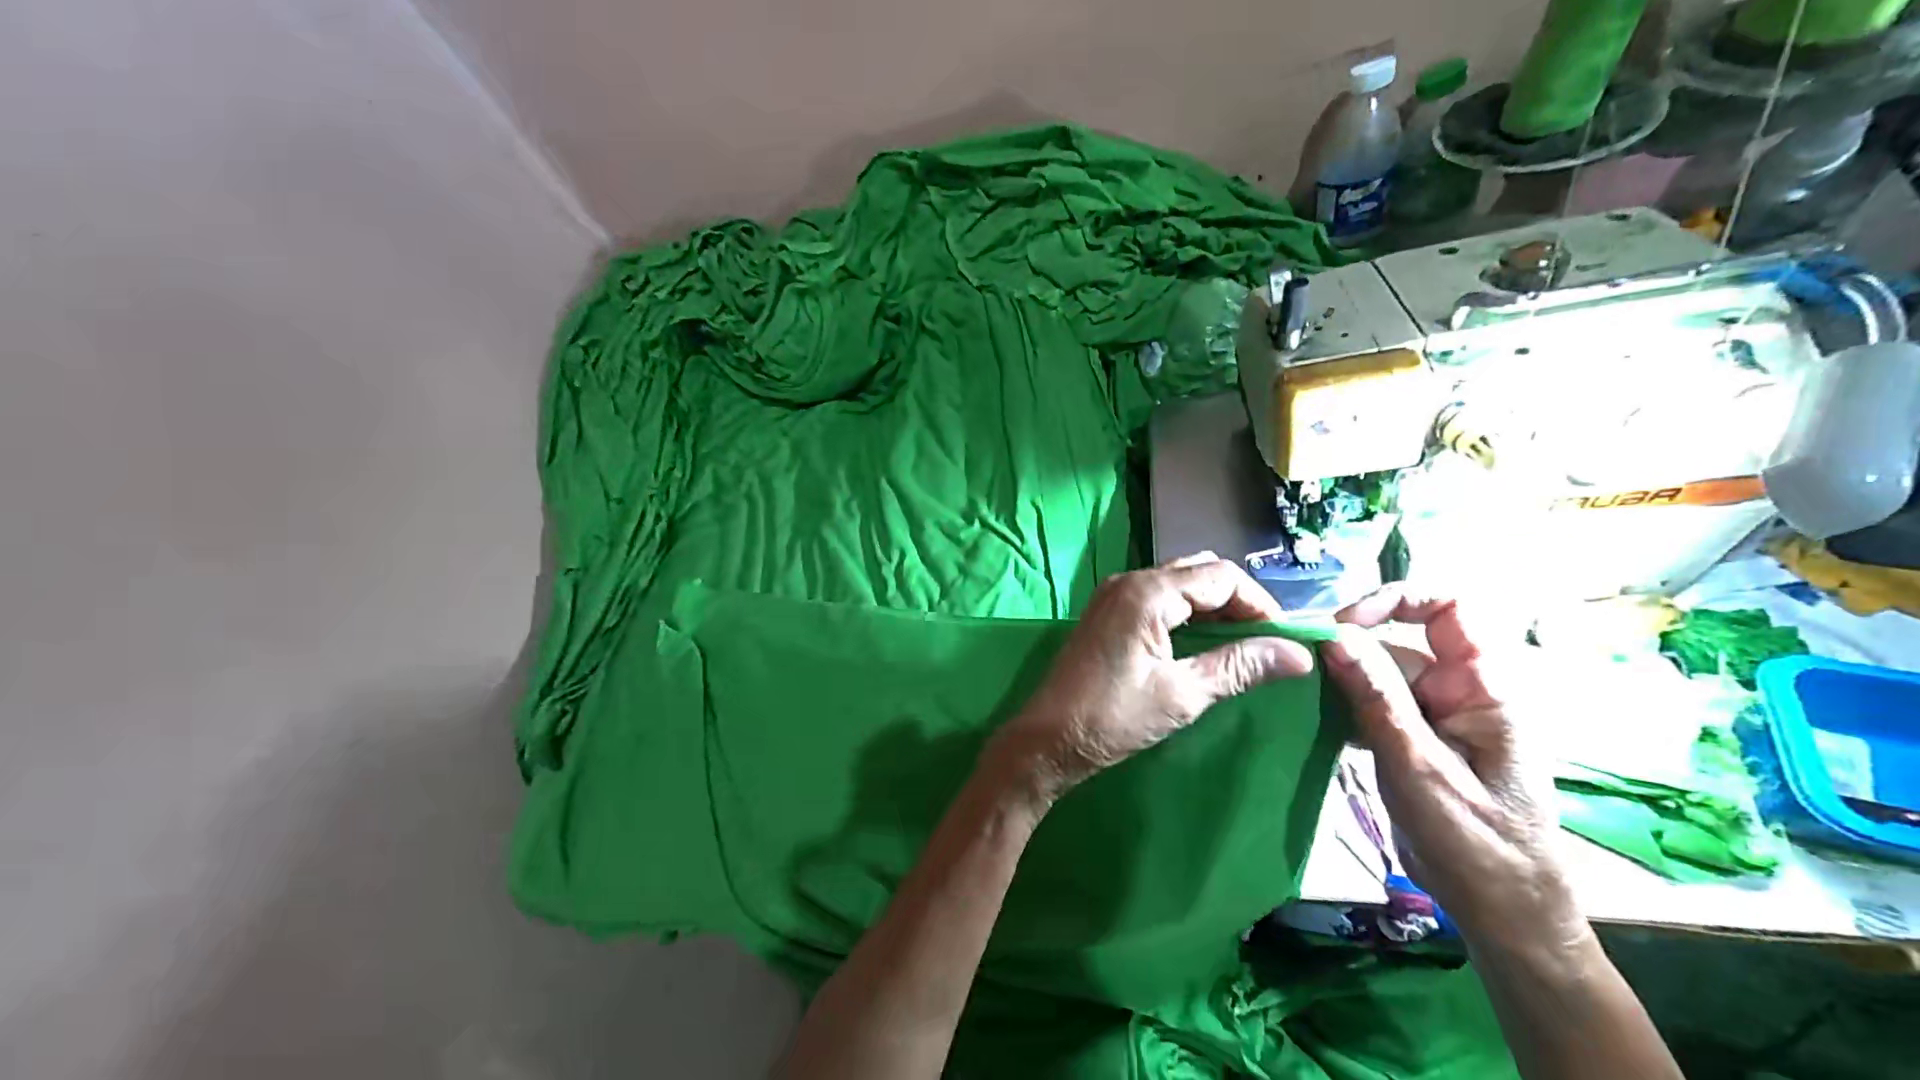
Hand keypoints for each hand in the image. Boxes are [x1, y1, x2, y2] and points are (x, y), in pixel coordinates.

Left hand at [988, 553, 1314, 804]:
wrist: (1046, 740)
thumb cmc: (1113, 718)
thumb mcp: (1183, 695)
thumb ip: (1240, 666)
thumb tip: (1299, 654)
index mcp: (1148, 593)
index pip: (1221, 576)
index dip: (1260, 603)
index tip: (1284, 639)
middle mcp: (1129, 582)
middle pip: (1200, 573)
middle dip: (1239, 602)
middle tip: (1265, 642)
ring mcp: (1113, 596)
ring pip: (1179, 584)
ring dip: (1213, 608)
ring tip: (1241, 646)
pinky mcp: (1106, 614)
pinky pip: (1158, 599)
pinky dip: (1187, 614)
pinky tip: (1202, 644)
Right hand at [1319, 586, 1582, 948]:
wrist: (1500, 912)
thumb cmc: (1477, 842)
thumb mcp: (1420, 767)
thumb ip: (1378, 699)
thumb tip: (1334, 636)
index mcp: (1483, 688)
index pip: (1448, 608)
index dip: (1396, 600)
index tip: (1343, 623)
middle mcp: (1458, 692)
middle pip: (1398, 643)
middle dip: (1349, 649)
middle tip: (1299, 666)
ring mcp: (1432, 717)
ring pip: (1377, 675)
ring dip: (1339, 681)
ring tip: (1298, 694)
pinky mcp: (1410, 741)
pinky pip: (1370, 705)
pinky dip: (1341, 708)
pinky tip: (1314, 721)